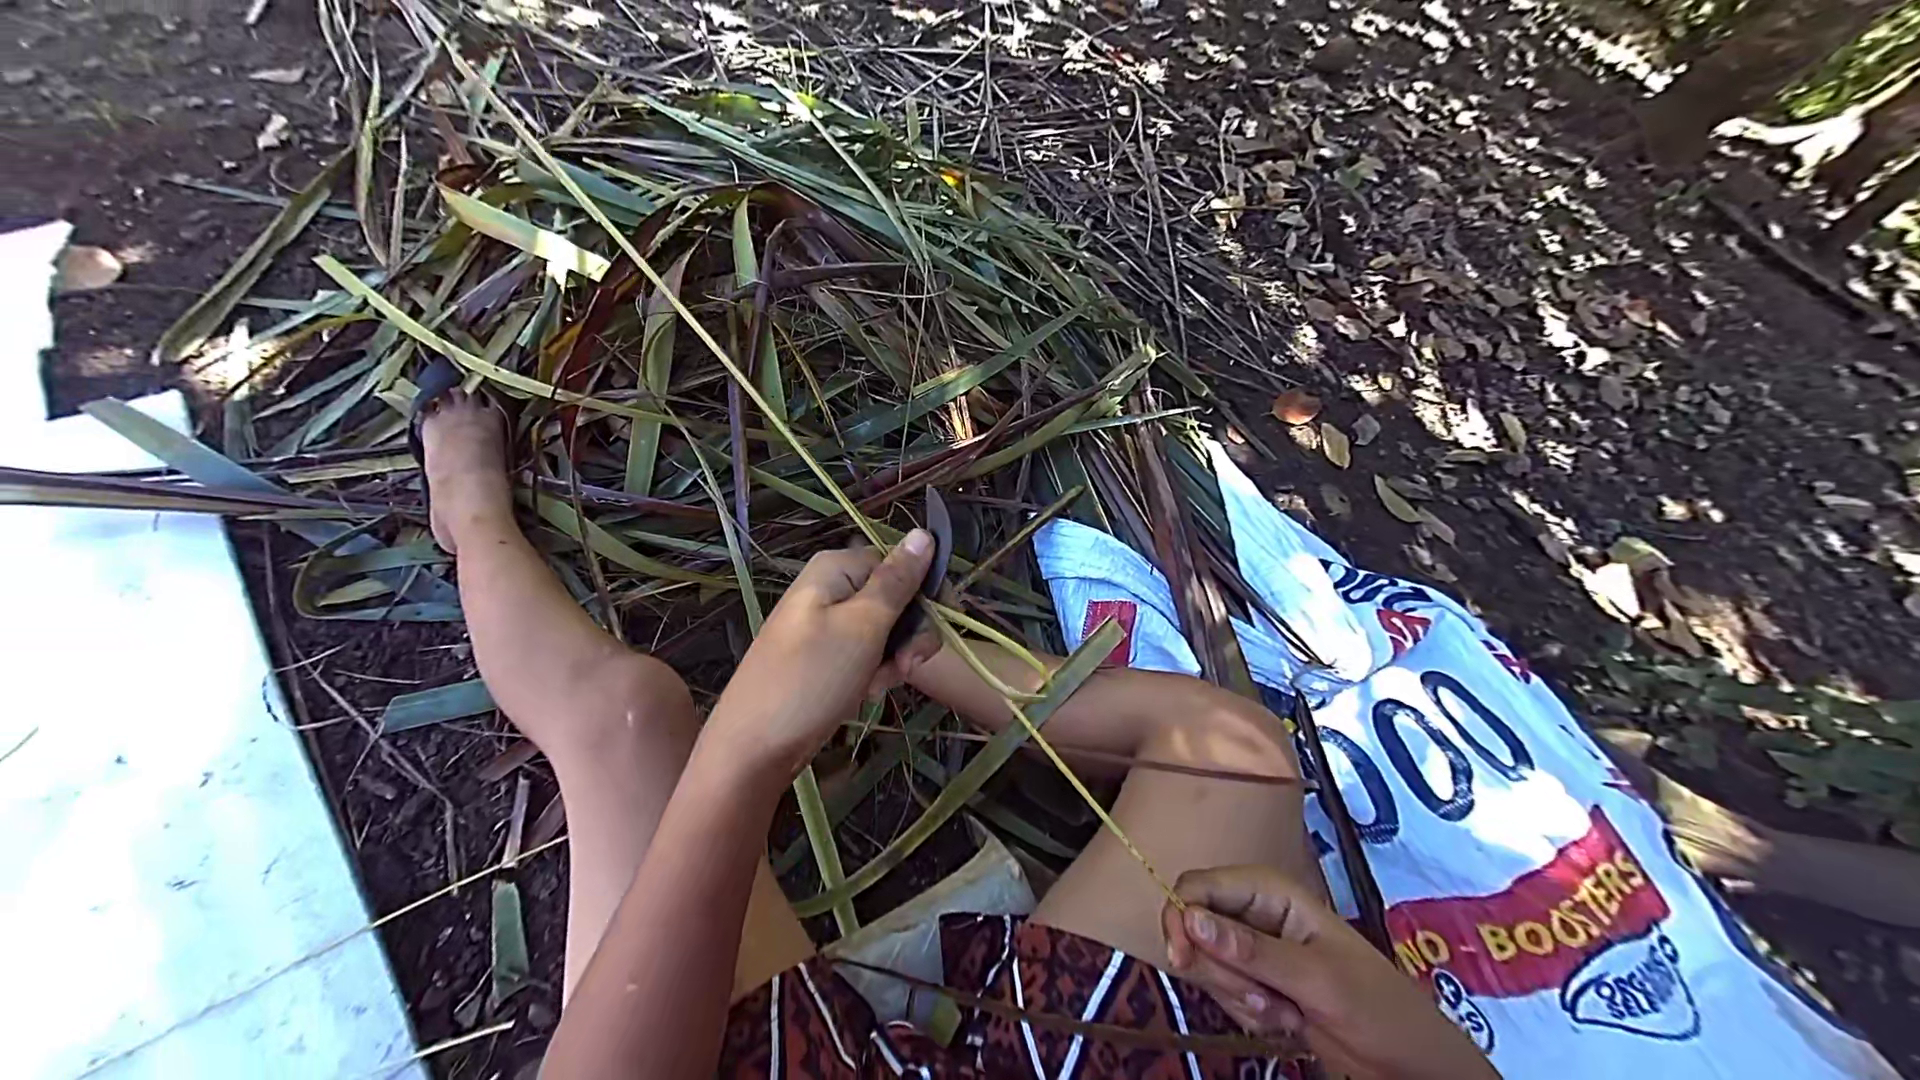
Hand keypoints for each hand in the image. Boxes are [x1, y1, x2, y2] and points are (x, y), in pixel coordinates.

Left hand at [706, 532, 939, 781]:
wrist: (755, 747)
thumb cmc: (811, 678)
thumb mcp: (863, 625)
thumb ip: (897, 580)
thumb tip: (924, 532)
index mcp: (837, 568)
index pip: (902, 564)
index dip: (927, 594)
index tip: (939, 627)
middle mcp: (833, 588)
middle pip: (898, 599)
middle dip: (908, 636)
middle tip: (903, 667)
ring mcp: (829, 623)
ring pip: (888, 632)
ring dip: (893, 660)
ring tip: (874, 686)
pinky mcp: (828, 655)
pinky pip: (868, 654)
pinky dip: (874, 674)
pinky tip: (862, 694)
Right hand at [1162, 865, 1497, 1079]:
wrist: (1415, 1064)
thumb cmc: (1378, 1009)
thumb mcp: (1316, 980)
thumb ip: (1250, 950)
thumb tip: (1187, 917)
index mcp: (1267, 889)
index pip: (1197, 886)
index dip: (1180, 917)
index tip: (1181, 961)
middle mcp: (1252, 910)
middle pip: (1194, 925)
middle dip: (1220, 971)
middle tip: (1264, 1000)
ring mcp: (1252, 946)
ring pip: (1204, 961)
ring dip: (1236, 996)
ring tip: (1284, 1013)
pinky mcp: (1254, 979)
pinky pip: (1221, 989)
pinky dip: (1245, 1012)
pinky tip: (1284, 1021)